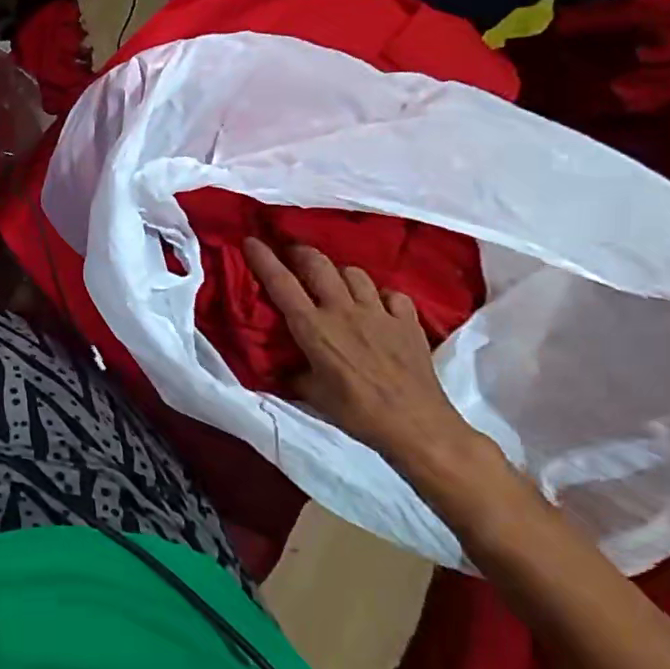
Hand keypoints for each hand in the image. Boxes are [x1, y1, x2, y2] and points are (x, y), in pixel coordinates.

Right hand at [241, 237, 479, 470]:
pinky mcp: (408, 324)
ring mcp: (379, 314)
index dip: (263, 258)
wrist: (418, 427)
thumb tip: (280, 363)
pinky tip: (377, 305)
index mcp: (313, 327)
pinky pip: (392, 294)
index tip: (251, 241)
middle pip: (318, 264)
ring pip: (354, 273)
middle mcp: (343, 311)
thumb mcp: (310, 392)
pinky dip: (381, 295)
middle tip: (292, 255)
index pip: (281, 282)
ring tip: (334, 281)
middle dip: (301, 253)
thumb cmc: (356, 412)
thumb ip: (294, 369)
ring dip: (339, 273)